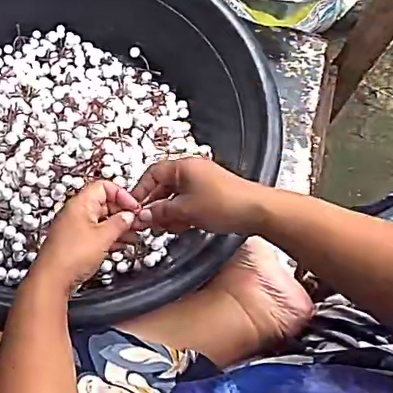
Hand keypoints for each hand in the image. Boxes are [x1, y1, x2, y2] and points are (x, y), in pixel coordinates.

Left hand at [28, 180, 141, 290]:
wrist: (52, 279)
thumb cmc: (70, 256)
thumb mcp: (103, 236)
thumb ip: (119, 223)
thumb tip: (128, 215)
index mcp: (80, 203)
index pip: (104, 186)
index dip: (122, 195)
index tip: (133, 207)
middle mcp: (76, 212)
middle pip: (104, 203)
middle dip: (122, 212)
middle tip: (137, 222)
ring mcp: (74, 227)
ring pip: (101, 220)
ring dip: (118, 226)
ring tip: (132, 235)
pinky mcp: (75, 242)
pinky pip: (95, 233)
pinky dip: (109, 237)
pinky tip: (120, 245)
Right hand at [131, 156, 268, 235]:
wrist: (259, 211)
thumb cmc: (226, 203)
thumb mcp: (185, 210)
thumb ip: (161, 212)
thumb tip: (144, 215)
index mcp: (183, 166)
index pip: (152, 174)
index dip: (140, 191)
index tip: (134, 207)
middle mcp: (193, 170)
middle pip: (163, 185)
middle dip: (154, 204)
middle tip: (147, 221)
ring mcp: (204, 182)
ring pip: (176, 196)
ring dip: (168, 211)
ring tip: (165, 226)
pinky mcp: (213, 194)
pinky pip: (189, 202)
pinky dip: (182, 213)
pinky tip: (181, 226)